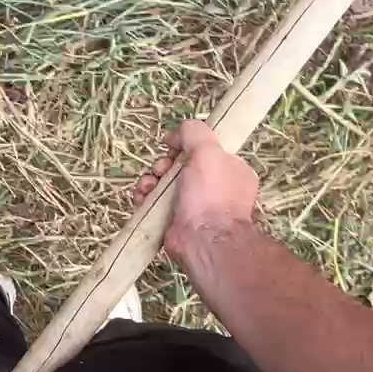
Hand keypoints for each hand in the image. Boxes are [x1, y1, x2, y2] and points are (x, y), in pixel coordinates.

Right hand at [135, 119, 258, 260]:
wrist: (203, 239)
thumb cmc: (211, 194)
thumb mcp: (208, 151)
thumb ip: (194, 132)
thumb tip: (176, 133)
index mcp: (230, 170)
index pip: (203, 150)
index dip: (183, 146)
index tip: (172, 147)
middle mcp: (213, 188)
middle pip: (178, 166)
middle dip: (163, 165)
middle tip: (162, 170)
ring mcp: (193, 206)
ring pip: (163, 184)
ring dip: (149, 180)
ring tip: (148, 186)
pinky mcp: (173, 220)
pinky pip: (153, 202)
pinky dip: (144, 197)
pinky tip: (142, 197)